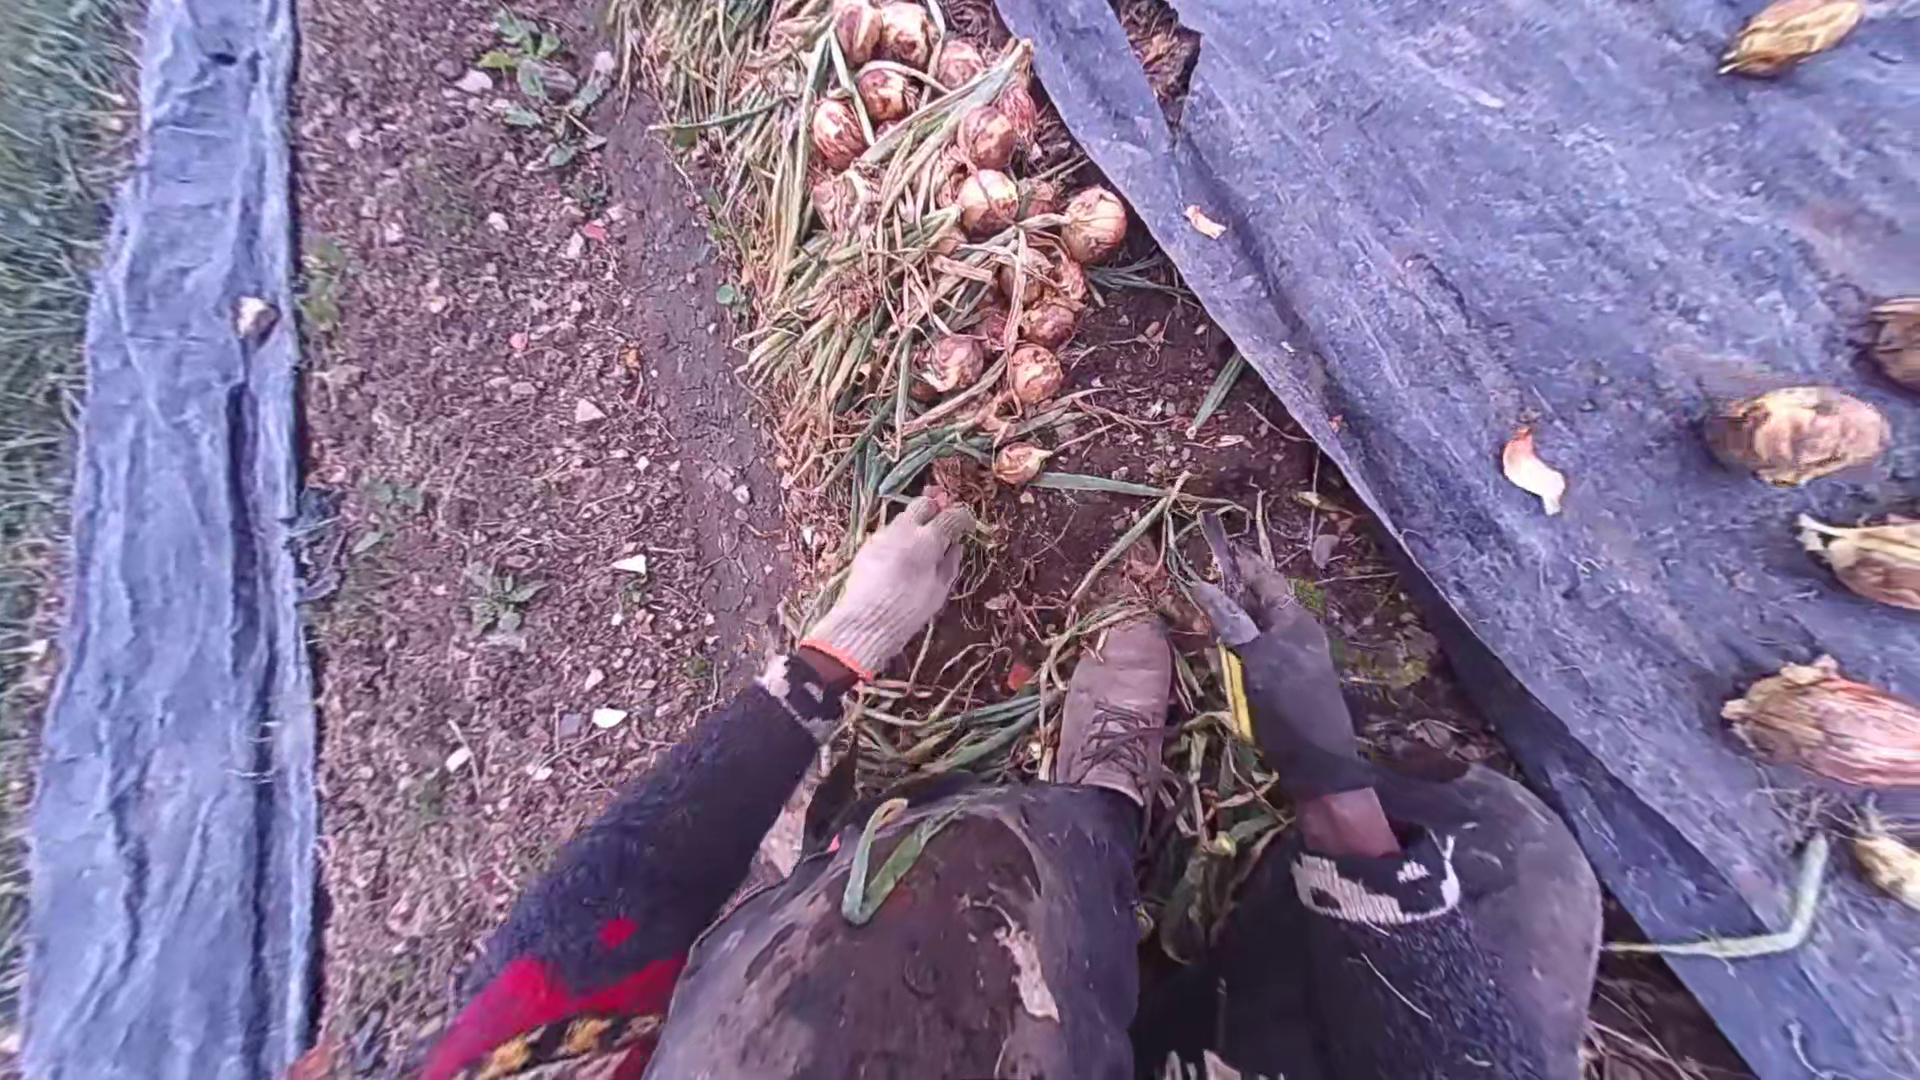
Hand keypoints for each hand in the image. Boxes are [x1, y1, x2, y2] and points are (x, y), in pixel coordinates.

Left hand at [800, 493, 973, 679]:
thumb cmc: (909, 610)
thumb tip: (956, 546)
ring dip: (916, 522)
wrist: (865, 621)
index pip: (950, 517)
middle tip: (943, 522)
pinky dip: (899, 536)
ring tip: (921, 542)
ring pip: (903, 516)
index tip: (965, 525)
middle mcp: (904, 529)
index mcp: (927, 539)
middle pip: (923, 504)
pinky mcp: (867, 544)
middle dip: (935, 509)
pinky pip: (888, 532)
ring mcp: (883, 534)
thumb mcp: (938, 591)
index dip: (961, 518)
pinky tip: (901, 554)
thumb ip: (949, 564)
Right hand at [1191, 547, 1373, 799]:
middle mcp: (1297, 631)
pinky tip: (1225, 651)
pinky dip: (1239, 643)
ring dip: (1234, 619)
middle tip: (1204, 584)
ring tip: (1209, 615)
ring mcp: (1294, 654)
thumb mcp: (1254, 659)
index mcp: (1294, 621)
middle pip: (1260, 601)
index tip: (1220, 548)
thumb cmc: (1286, 706)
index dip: (1243, 563)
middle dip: (1233, 591)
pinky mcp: (1287, 675)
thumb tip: (1202, 584)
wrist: (1317, 762)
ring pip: (1257, 625)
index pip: (1266, 580)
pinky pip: (1258, 648)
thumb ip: (1230, 620)